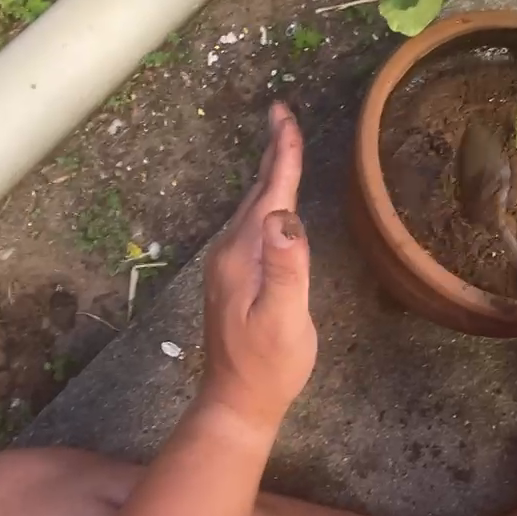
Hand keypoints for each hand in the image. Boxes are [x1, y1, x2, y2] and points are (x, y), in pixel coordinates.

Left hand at [196, 102, 318, 435]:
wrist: (237, 400)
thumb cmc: (269, 365)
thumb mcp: (285, 320)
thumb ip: (286, 268)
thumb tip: (285, 216)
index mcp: (244, 256)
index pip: (269, 196)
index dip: (282, 157)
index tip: (286, 118)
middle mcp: (231, 253)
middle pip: (257, 193)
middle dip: (273, 154)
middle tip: (282, 115)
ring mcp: (230, 266)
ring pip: (253, 208)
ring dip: (269, 175)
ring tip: (282, 147)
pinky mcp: (235, 278)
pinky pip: (253, 225)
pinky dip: (266, 201)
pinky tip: (272, 203)